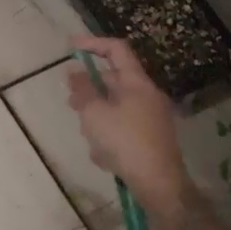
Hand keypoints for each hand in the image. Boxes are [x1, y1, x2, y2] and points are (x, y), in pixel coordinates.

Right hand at [65, 35, 191, 214]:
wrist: (160, 185)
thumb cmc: (125, 142)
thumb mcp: (94, 113)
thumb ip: (82, 89)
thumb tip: (75, 71)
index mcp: (137, 84)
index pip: (116, 50)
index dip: (93, 44)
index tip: (70, 48)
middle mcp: (148, 96)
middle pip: (114, 81)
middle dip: (90, 91)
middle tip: (71, 102)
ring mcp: (152, 119)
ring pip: (116, 107)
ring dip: (97, 117)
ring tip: (88, 137)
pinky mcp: (151, 139)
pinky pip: (123, 127)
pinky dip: (109, 135)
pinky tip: (103, 156)